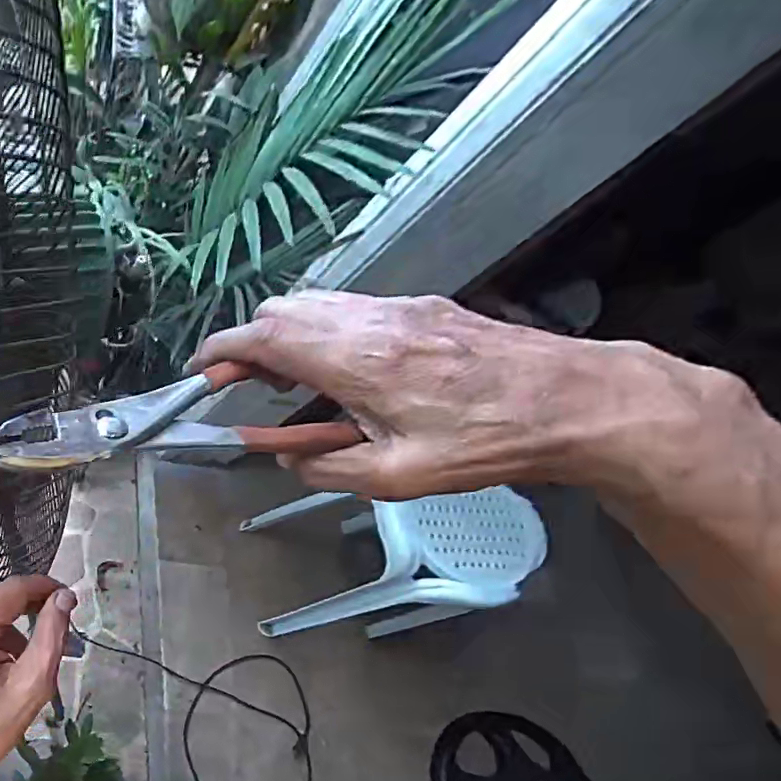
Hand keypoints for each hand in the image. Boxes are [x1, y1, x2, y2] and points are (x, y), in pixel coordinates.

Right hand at [187, 290, 751, 498]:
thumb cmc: (487, 443)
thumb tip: (285, 457)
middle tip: (240, 386)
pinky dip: (314, 330)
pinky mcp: (418, 306)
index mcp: (357, 361)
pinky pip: (343, 307)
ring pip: (310, 303)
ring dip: (280, 336)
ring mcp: (396, 307)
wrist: (582, 400)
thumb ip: (324, 467)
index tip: (198, 372)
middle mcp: (369, 321)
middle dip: (246, 345)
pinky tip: (332, 365)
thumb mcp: (395, 477)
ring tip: (284, 379)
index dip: (219, 351)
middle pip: (279, 311)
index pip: (264, 337)